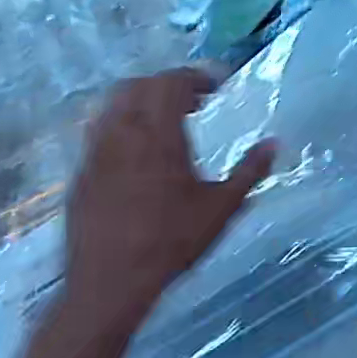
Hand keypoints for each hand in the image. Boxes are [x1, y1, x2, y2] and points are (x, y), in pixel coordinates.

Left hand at [60, 69, 274, 345]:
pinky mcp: (81, 171)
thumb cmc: (173, 242)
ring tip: (167, 119)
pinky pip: (100, 129)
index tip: (218, 83)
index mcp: (159, 136)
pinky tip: (140, 149)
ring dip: (142, 99)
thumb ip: (250, 170)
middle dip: (169, 83)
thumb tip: (275, 142)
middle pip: (139, 85)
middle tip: (196, 99)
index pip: (172, 84)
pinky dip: (123, 122)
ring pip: (113, 104)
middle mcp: (122, 134)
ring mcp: (95, 151)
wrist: (110, 281)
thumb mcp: (223, 208)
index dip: (196, 76)